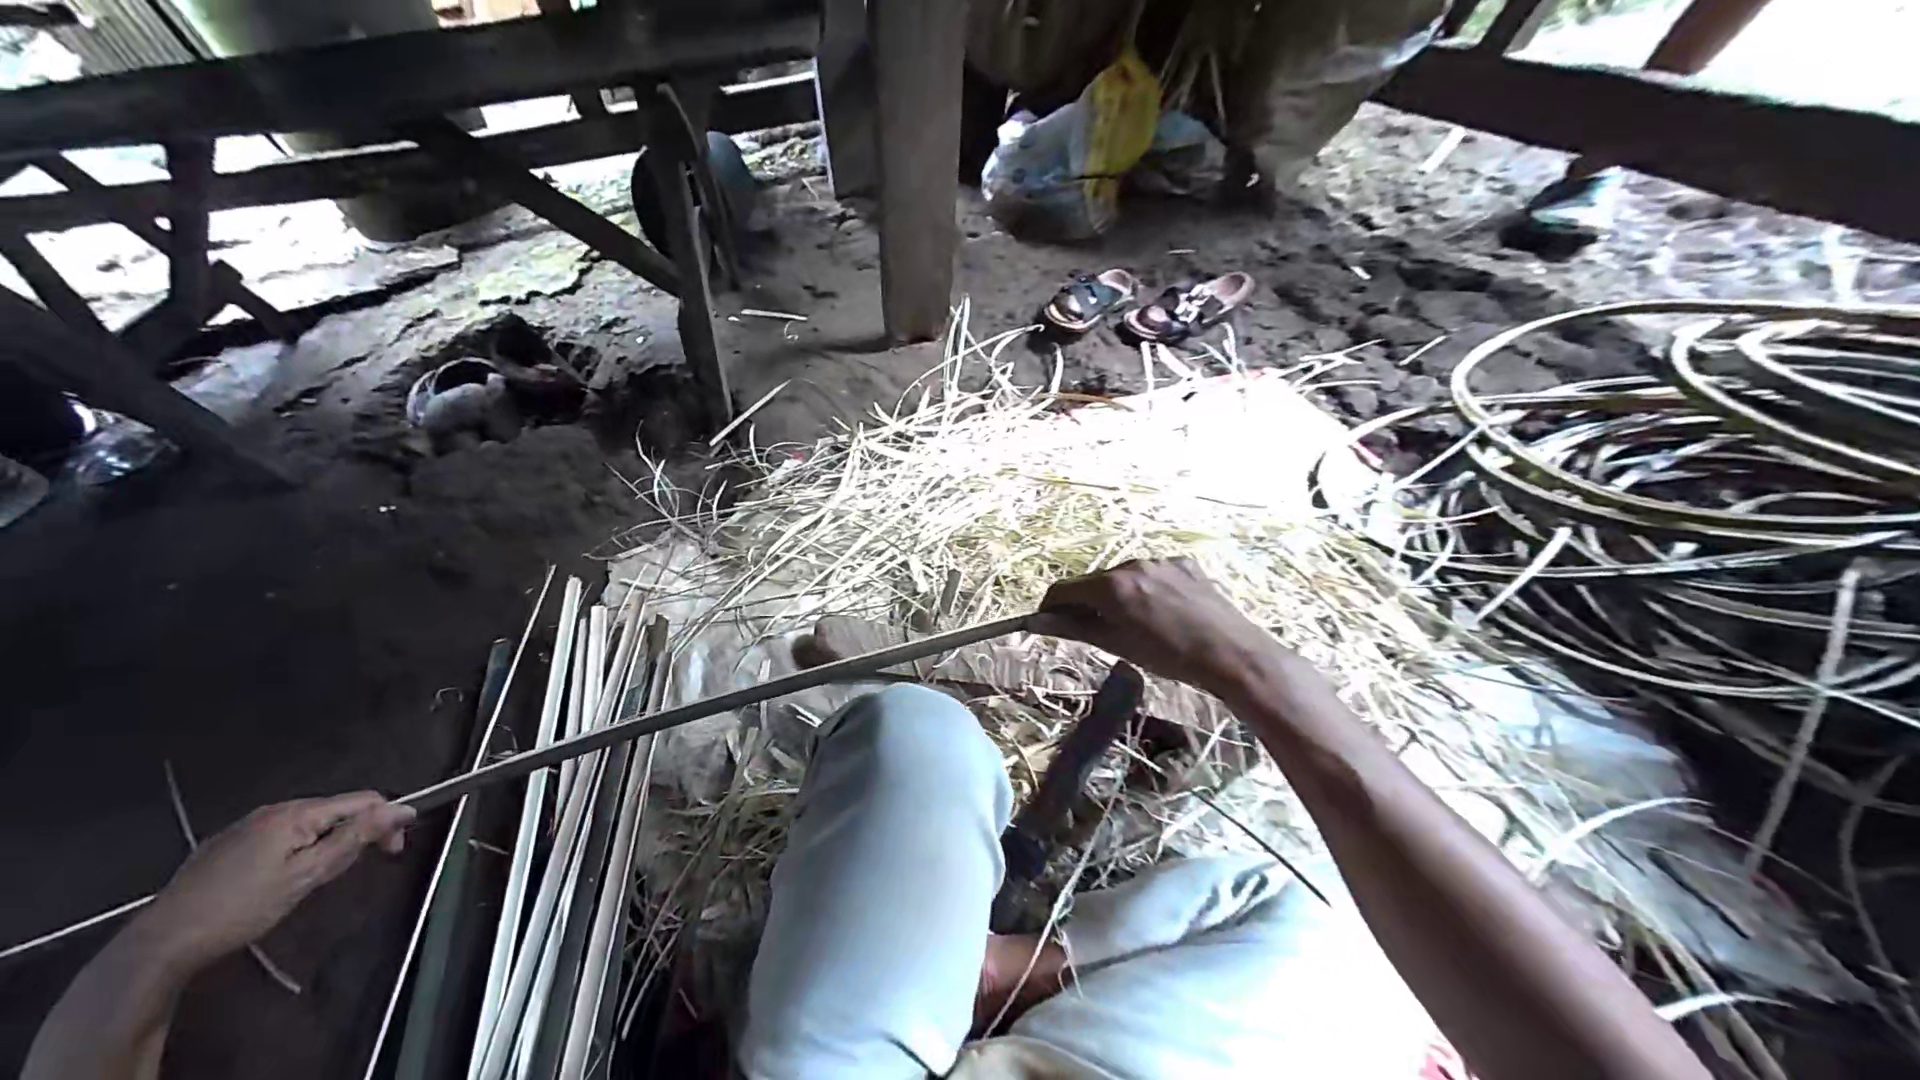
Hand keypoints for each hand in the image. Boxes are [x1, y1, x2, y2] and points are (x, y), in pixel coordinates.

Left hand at [135, 792, 414, 973]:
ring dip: (327, 842)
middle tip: (351, 870)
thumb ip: (356, 837)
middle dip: (356, 834)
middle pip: (336, 811)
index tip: (393, 851)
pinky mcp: (226, 845)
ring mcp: (245, 826)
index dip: (387, 821)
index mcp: (296, 814)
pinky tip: (282, 877)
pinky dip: (298, 848)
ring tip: (316, 877)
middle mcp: (273, 810)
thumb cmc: (242, 909)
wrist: (158, 946)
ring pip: (308, 824)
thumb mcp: (308, 874)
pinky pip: (280, 835)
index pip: (364, 801)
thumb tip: (403, 808)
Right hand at [1037, 559, 1302, 698]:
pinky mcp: (1184, 564)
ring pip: (1123, 577)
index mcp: (1111, 585)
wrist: (1231, 654)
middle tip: (1093, 631)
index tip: (1048, 622)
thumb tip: (1038, 622)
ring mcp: (1160, 561)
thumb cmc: (1169, 656)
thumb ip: (1074, 628)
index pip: (1063, 589)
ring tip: (1133, 624)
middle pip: (1093, 581)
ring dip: (1117, 596)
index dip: (1050, 607)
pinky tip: (1161, 612)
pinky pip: (1153, 574)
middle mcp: (1132, 564)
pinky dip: (1147, 589)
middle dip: (1085, 603)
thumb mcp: (1117, 645)